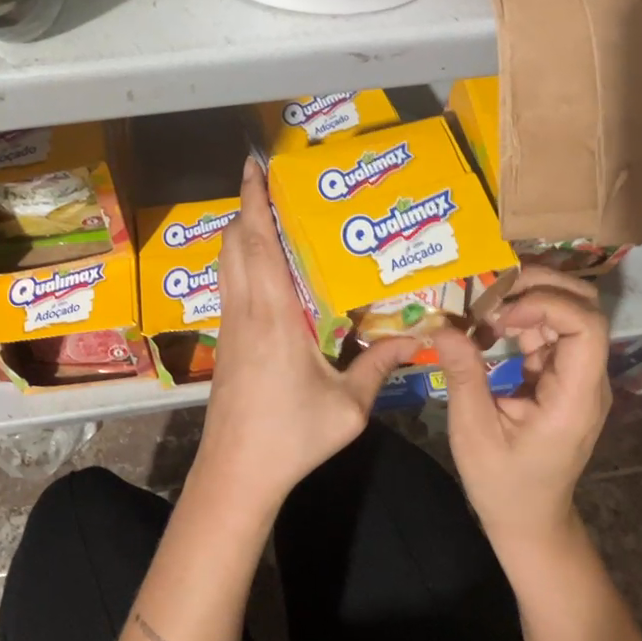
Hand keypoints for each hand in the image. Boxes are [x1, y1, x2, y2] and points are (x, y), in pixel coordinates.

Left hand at [197, 158, 419, 508]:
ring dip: (238, 232)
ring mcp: (230, 326)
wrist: (235, 472)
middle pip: (234, 243)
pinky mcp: (226, 342)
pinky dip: (238, 260)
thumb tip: (415, 340)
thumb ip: (377, 367)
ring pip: (226, 263)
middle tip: (266, 182)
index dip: (253, 202)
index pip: (257, 243)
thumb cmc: (292, 436)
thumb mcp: (348, 408)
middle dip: (245, 207)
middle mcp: (246, 310)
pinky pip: (228, 284)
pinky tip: (260, 268)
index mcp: (274, 315)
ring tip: (264, 215)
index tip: (254, 168)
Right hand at [432, 266, 611, 543]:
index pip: (586, 326)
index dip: (546, 304)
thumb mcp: (474, 433)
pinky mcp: (558, 375)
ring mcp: (574, 375)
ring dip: (527, 295)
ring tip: (482, 297)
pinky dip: (518, 316)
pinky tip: (484, 322)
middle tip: (491, 284)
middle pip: (584, 306)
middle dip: (539, 284)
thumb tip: (443, 326)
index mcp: (574, 397)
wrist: (529, 519)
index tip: (500, 314)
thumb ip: (463, 376)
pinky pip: (548, 329)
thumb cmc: (504, 483)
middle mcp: (585, 379)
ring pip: (568, 311)